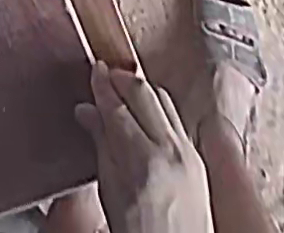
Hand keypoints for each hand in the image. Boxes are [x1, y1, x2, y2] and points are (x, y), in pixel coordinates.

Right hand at [75, 63, 213, 232]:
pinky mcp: (197, 158)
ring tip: (121, 91)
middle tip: (105, 74)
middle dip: (121, 78)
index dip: (102, 84)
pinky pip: (174, 117)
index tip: (94, 68)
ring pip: (162, 98)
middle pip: (143, 92)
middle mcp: (170, 151)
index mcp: (142, 161)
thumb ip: (100, 143)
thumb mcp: (109, 190)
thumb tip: (86, 110)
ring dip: (140, 89)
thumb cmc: (138, 230)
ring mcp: (188, 153)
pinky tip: (142, 113)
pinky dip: (156, 106)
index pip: (116, 106)